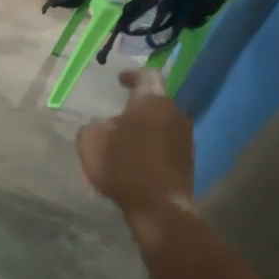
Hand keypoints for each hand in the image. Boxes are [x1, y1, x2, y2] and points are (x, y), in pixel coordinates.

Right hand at [77, 68, 194, 220]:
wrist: (158, 204)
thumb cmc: (122, 166)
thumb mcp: (90, 142)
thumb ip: (94, 126)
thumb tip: (104, 124)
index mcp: (151, 102)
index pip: (146, 76)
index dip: (132, 75)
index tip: (120, 79)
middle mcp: (174, 112)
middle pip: (155, 102)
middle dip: (136, 108)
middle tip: (117, 118)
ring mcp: (185, 135)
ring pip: (161, 123)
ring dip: (145, 128)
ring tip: (125, 142)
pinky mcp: (188, 157)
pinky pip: (166, 143)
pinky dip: (152, 146)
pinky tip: (137, 160)